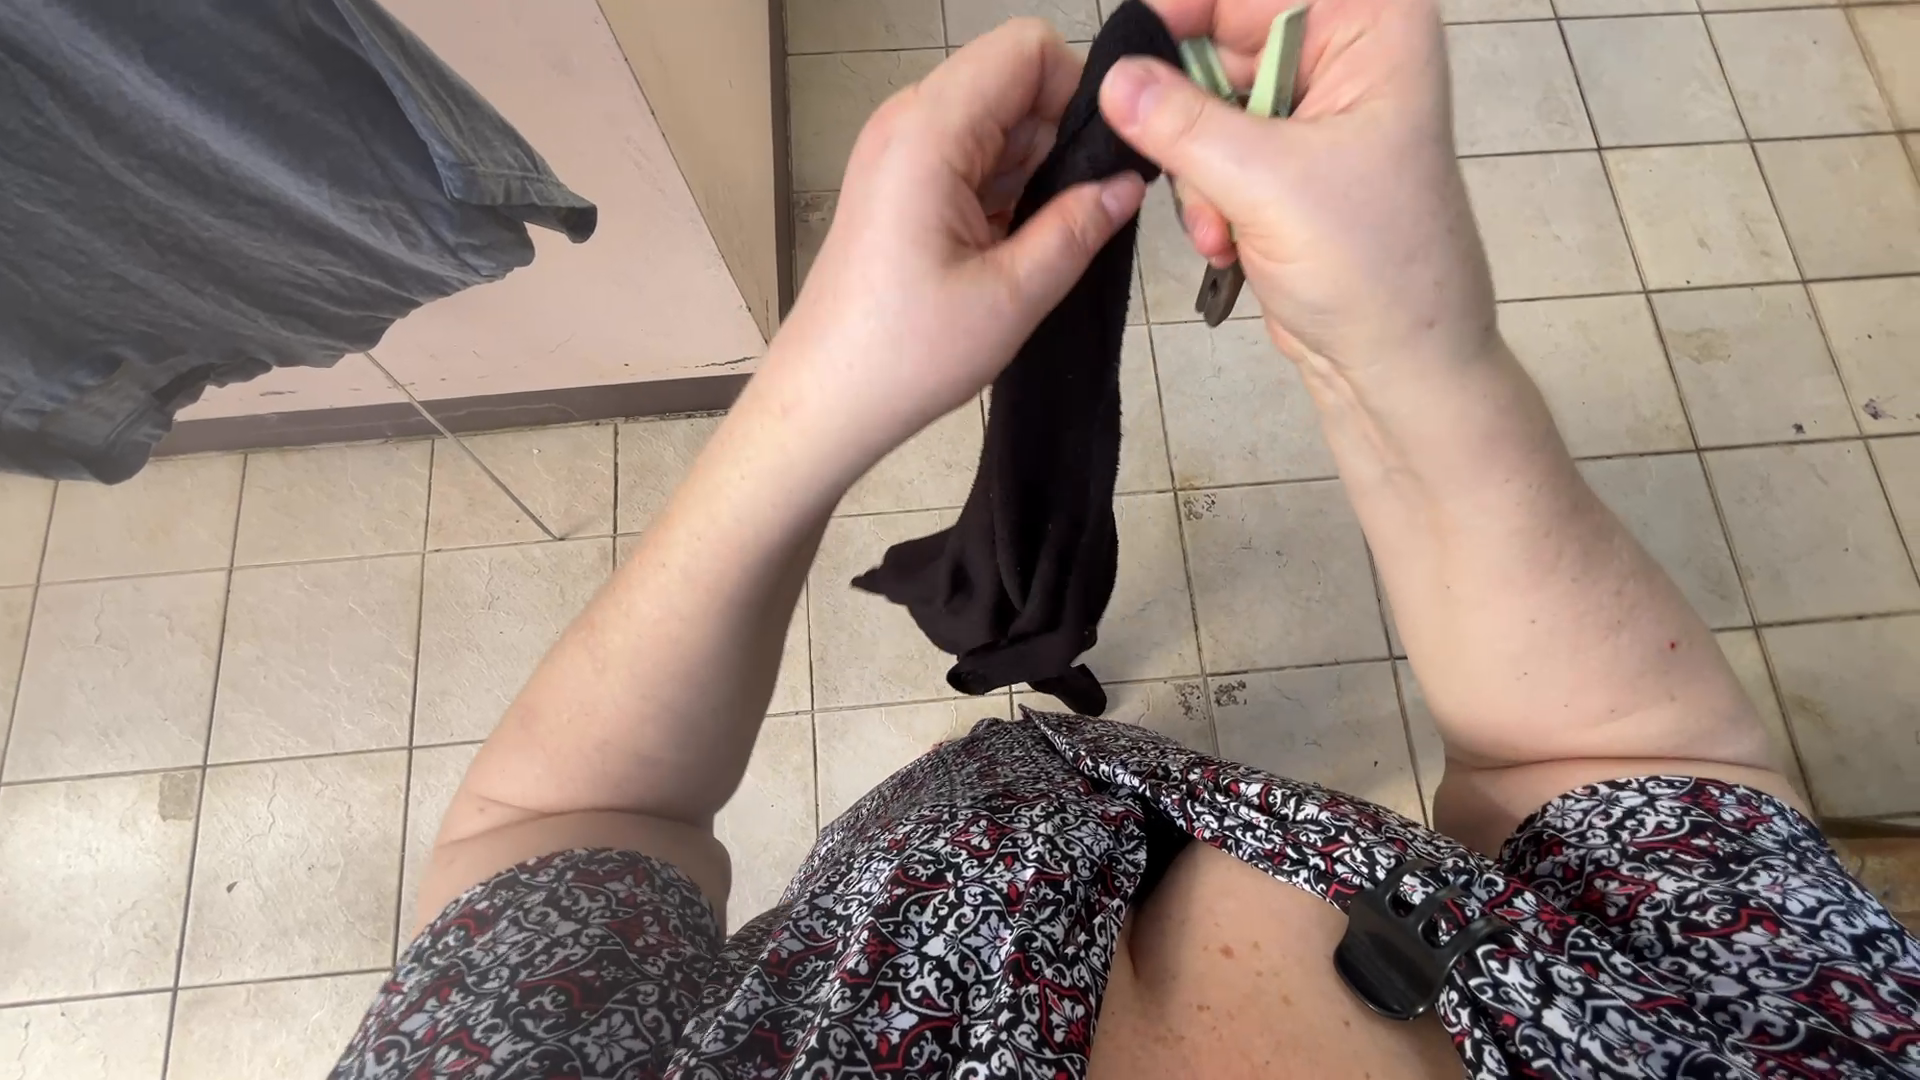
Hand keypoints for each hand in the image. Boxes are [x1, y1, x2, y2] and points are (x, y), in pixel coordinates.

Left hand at [769, 19, 1146, 473]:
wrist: (827, 401)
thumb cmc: (909, 355)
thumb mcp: (1012, 296)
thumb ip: (1078, 228)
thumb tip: (1129, 183)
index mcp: (929, 131)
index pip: (1027, 49)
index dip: (1078, 93)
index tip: (1100, 164)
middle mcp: (906, 126)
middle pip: (1011, 88)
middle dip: (1057, 144)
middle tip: (1076, 224)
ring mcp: (896, 159)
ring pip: (992, 132)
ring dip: (1030, 180)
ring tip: (1034, 253)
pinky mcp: (895, 193)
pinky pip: (966, 168)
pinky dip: (1000, 200)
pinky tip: (1005, 257)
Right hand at [1101, 0, 1496, 380]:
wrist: (1388, 357)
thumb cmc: (1360, 257)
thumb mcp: (1265, 181)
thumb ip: (1181, 125)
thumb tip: (1112, 78)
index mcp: (1368, 26)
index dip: (1183, 18)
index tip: (1123, 64)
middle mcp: (1342, 62)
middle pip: (1224, 57)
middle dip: (1194, 130)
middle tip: (1190, 182)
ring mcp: (1311, 125)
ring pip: (1209, 120)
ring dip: (1200, 182)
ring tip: (1221, 231)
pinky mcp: (1284, 177)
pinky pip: (1216, 166)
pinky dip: (1209, 206)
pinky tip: (1227, 245)